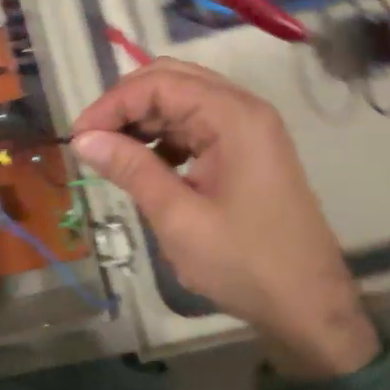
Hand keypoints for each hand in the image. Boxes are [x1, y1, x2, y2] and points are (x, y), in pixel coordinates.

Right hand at [71, 58, 378, 376]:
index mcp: (233, 116)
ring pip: (183, 99)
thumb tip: (83, 139)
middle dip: (127, 104)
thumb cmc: (245, 263)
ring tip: (112, 152)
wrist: (311, 309)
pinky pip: (197, 123)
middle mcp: (243, 108)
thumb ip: (131, 169)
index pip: (159, 83)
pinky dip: (166, 135)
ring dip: (144, 119)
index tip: (79, 136)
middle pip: (172, 79)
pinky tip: (146, 163)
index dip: (113, 103)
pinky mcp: (248, 149)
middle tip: (92, 139)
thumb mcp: (179, 218)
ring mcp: (249, 127)